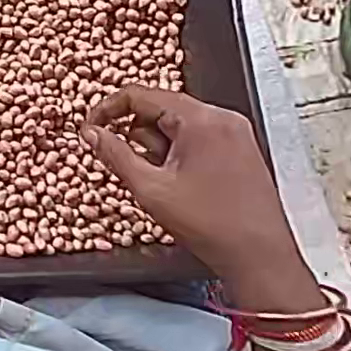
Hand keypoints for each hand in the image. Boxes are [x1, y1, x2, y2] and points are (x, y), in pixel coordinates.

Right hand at [80, 87, 302, 281]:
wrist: (258, 255)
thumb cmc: (210, 223)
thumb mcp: (149, 188)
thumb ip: (115, 154)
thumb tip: (91, 133)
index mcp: (201, 120)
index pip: (141, 95)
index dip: (108, 110)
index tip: (92, 128)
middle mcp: (222, 118)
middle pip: (159, 109)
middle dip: (137, 136)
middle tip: (132, 168)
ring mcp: (233, 132)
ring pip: (175, 125)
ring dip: (157, 148)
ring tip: (162, 183)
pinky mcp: (238, 149)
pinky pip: (194, 138)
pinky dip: (175, 154)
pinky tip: (177, 184)